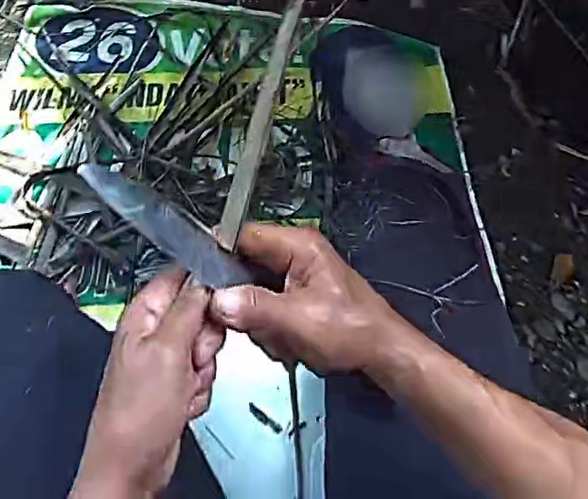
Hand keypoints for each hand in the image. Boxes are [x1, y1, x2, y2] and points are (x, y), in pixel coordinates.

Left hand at [71, 269, 225, 497]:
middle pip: (202, 310)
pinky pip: (205, 370)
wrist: (132, 469)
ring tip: (183, 384)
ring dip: (203, 367)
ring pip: (207, 342)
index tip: (213, 306)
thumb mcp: (169, 349)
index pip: (183, 274)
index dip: (205, 285)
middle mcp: (155, 330)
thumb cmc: (135, 415)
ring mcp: (166, 357)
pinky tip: (182, 401)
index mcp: (145, 311)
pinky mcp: (176, 380)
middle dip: (206, 337)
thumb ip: (190, 307)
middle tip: (192, 356)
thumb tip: (207, 276)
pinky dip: (200, 387)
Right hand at [208, 223, 406, 374]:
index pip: (245, 235)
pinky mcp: (295, 293)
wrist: (380, 351)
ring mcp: (295, 273)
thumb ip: (256, 308)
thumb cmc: (352, 328)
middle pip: (245, 266)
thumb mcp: (299, 320)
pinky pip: (266, 305)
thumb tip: (218, 299)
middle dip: (246, 300)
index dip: (222, 256)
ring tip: (282, 337)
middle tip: (259, 324)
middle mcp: (295, 252)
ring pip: (252, 290)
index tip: (206, 284)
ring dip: (260, 320)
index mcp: (298, 244)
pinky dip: (270, 327)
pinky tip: (287, 342)